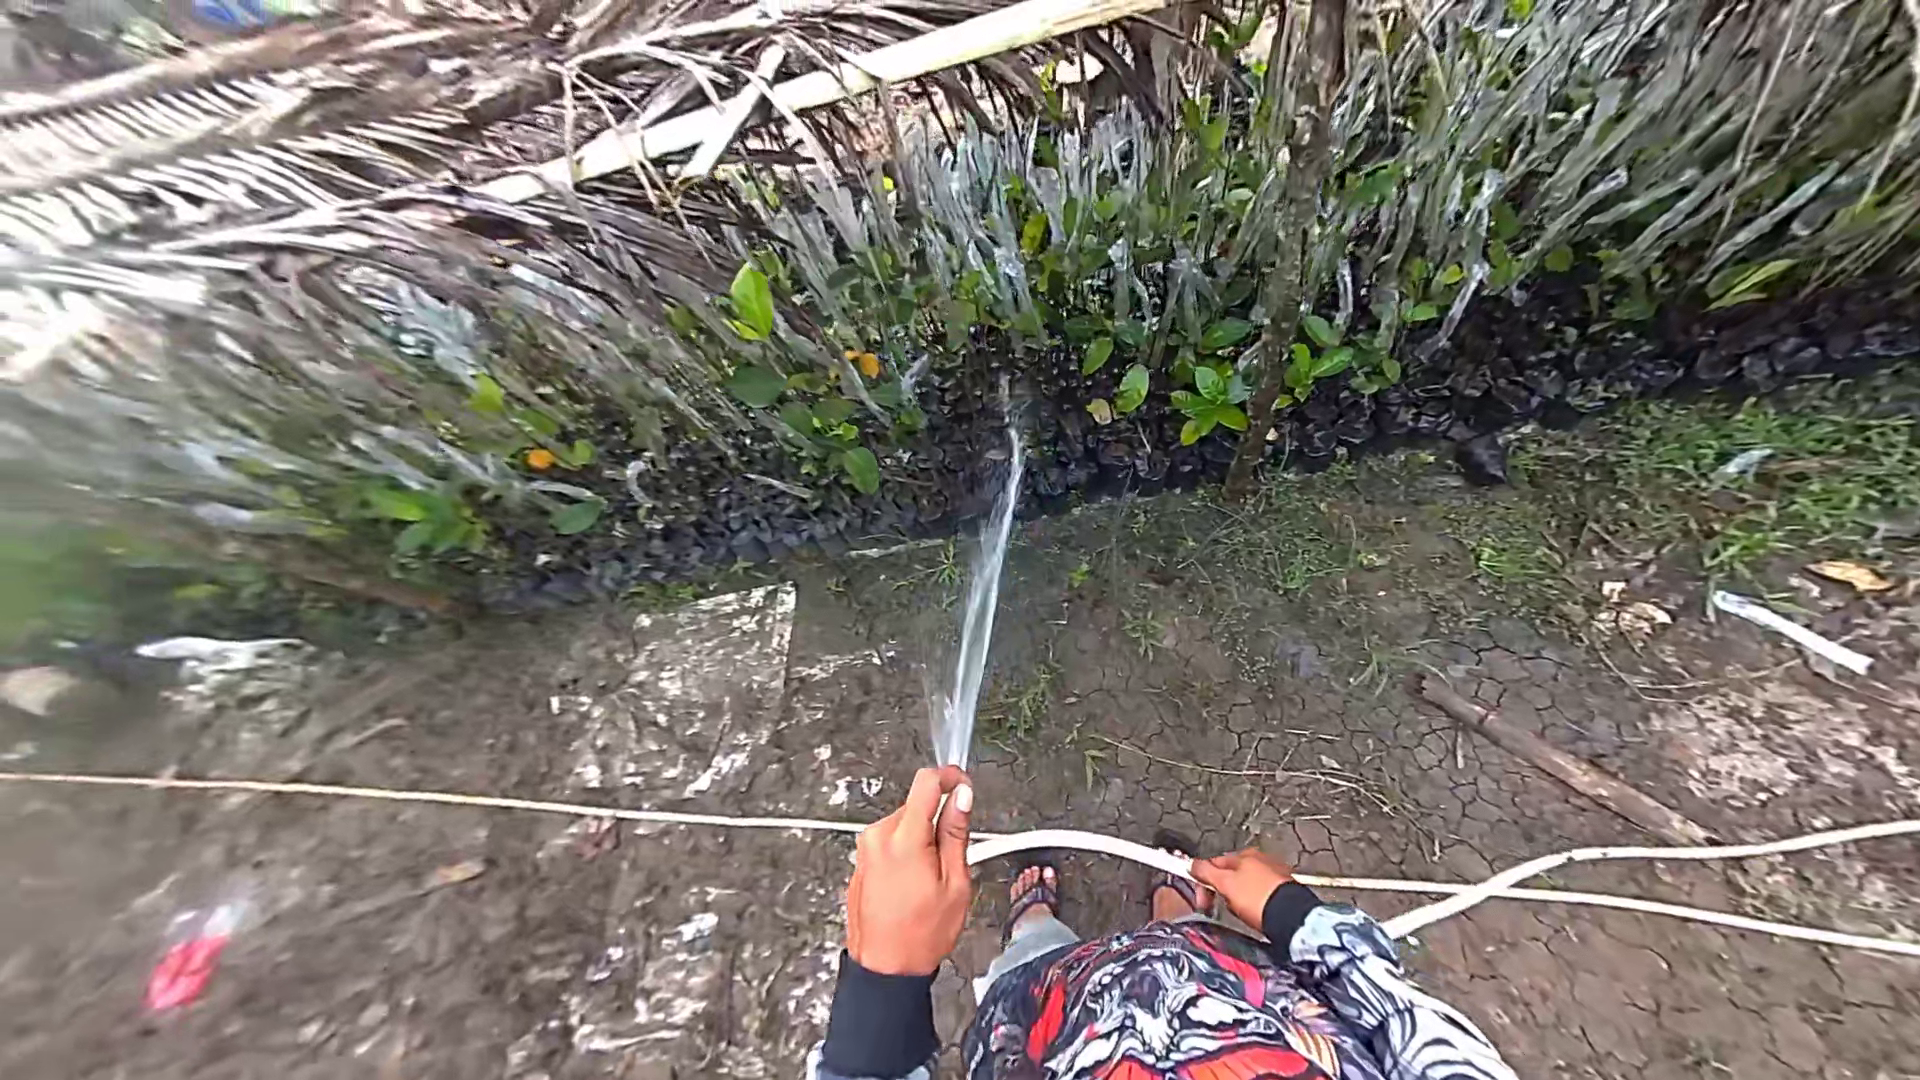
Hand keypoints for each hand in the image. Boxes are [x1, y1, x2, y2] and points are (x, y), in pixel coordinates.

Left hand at [845, 765, 973, 974]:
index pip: (926, 783)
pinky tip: (911, 883)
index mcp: (904, 839)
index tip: (962, 783)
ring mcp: (866, 849)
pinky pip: (889, 840)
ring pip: (903, 822)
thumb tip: (962, 797)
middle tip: (950, 854)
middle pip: (915, 804)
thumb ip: (956, 832)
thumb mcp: (954, 883)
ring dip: (920, 836)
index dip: (949, 777)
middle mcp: (878, 837)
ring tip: (929, 877)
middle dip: (936, 819)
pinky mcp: (861, 860)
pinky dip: (905, 850)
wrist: (884, 973)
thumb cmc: (920, 935)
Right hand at [1191, 847, 1294, 927]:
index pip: (1215, 863)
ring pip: (1248, 886)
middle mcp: (1261, 860)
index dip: (1204, 881)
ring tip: (1243, 914)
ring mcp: (1276, 875)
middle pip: (1232, 874)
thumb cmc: (1257, 898)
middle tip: (1221, 907)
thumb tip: (1191, 864)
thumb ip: (1205, 871)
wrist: (1294, 920)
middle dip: (1224, 890)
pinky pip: (1264, 896)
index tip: (1202, 899)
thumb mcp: (1225, 884)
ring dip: (1241, 899)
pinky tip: (1259, 916)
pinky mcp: (1288, 893)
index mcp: (1244, 854)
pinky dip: (1258, 905)